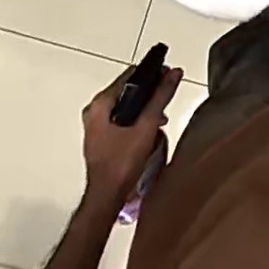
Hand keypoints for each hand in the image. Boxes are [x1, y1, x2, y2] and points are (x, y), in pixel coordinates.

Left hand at [80, 64, 182, 201]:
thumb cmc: (124, 160)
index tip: (169, 76)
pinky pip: (122, 117)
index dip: (152, 73)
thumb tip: (174, 72)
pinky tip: (150, 127)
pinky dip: (136, 117)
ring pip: (126, 104)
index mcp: (100, 103)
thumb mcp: (147, 125)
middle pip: (127, 89)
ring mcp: (95, 124)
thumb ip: (161, 96)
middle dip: (149, 91)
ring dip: (145, 106)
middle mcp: (94, 110)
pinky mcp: (100, 136)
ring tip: (161, 115)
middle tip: (167, 97)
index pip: (130, 75)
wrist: (108, 195)